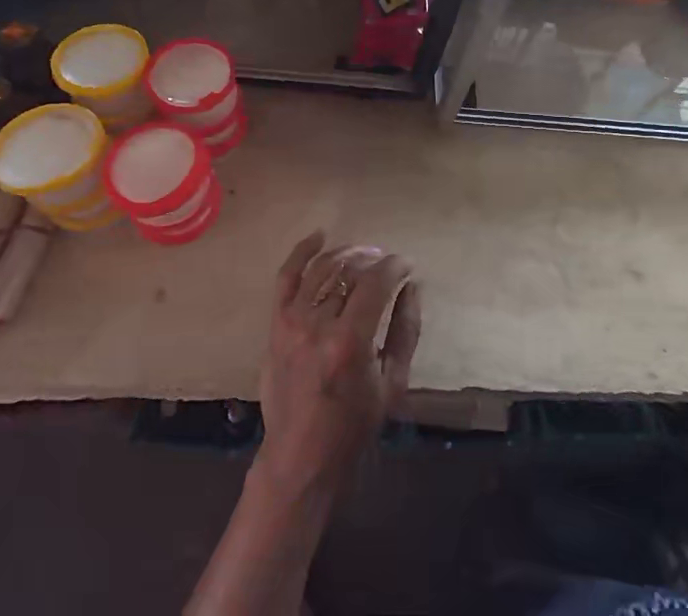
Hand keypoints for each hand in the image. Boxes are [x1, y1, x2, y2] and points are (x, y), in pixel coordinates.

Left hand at [256, 230, 420, 492]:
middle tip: (387, 261)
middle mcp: (317, 323)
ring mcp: (291, 320)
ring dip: (345, 254)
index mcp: (350, 341)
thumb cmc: (354, 424)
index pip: (375, 284)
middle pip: (347, 272)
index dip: (394, 267)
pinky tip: (319, 237)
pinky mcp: (275, 322)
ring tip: (363, 253)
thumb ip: (405, 329)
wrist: (301, 451)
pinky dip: (302, 252)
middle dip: (372, 259)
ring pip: (320, 269)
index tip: (407, 264)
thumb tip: (413, 286)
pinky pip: (286, 276)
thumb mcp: (393, 382)